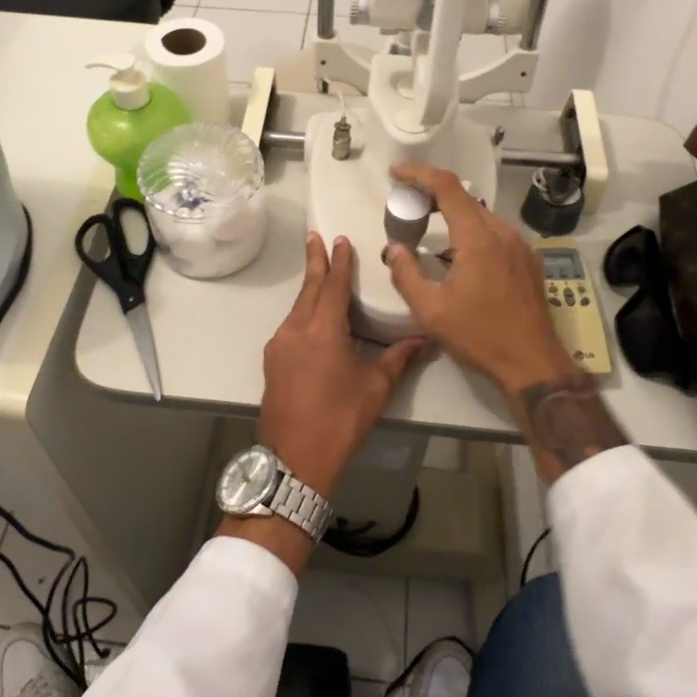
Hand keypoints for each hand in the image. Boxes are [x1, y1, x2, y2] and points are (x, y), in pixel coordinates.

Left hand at [259, 233, 426, 499]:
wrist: (295, 459)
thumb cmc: (340, 420)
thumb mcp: (375, 389)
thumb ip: (398, 359)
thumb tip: (424, 339)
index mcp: (322, 329)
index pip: (332, 285)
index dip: (338, 262)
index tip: (339, 239)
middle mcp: (295, 329)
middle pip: (308, 289)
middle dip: (314, 262)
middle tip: (315, 237)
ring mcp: (279, 346)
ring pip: (296, 308)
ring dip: (308, 288)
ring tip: (318, 273)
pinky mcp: (272, 363)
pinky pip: (289, 326)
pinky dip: (302, 312)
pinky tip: (310, 316)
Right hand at [384, 164, 625, 482]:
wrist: (532, 362)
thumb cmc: (479, 335)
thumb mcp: (430, 310)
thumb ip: (406, 273)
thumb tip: (393, 249)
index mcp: (477, 238)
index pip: (447, 187)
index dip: (419, 174)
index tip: (396, 173)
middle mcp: (502, 233)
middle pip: (464, 198)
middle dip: (433, 194)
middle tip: (407, 203)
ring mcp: (520, 246)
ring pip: (481, 216)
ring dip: (453, 215)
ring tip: (428, 228)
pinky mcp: (528, 261)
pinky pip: (495, 233)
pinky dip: (471, 232)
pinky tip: (458, 255)